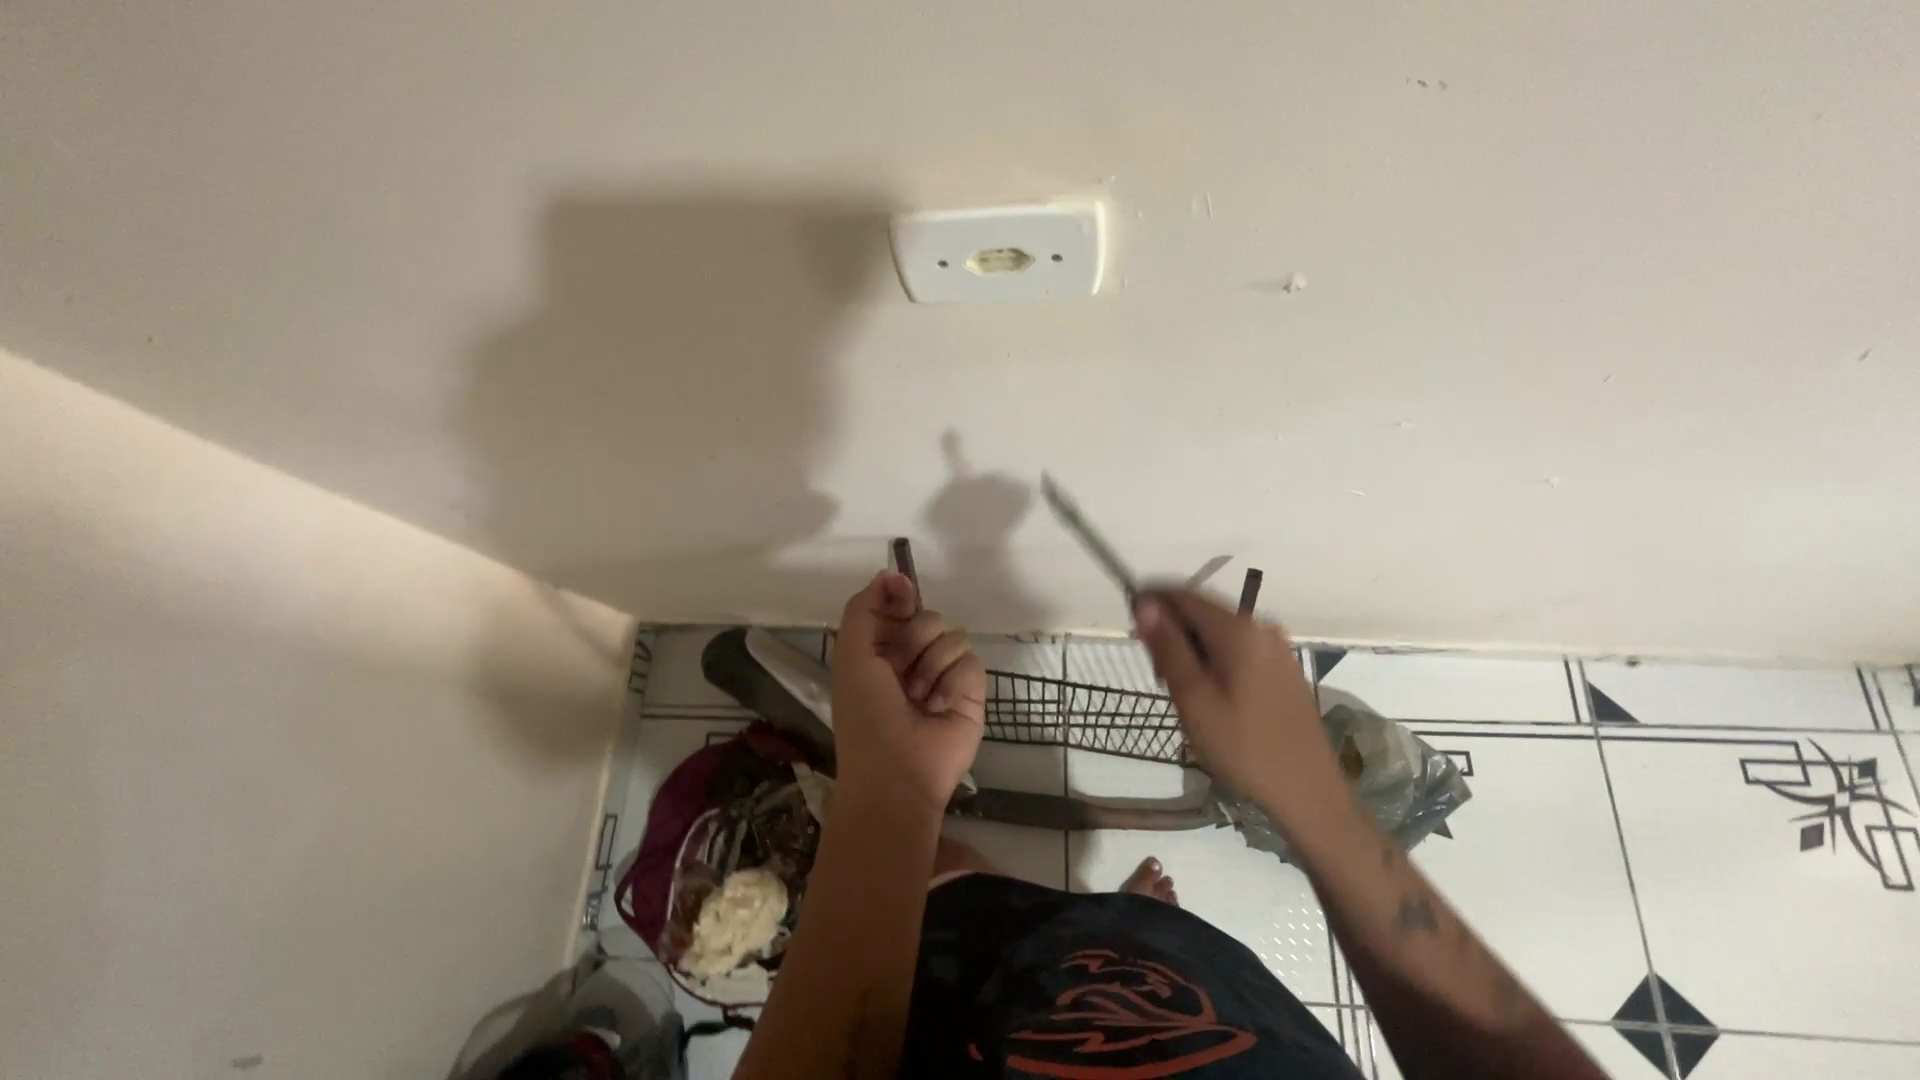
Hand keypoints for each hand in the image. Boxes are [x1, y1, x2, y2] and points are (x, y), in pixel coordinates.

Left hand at [830, 571, 986, 815]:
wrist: (897, 771)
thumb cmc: (866, 714)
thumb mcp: (851, 656)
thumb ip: (864, 608)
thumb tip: (891, 573)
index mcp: (880, 649)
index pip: (899, 606)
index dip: (901, 598)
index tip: (902, 598)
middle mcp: (913, 658)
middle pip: (929, 616)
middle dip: (915, 639)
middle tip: (901, 671)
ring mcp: (944, 674)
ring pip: (953, 635)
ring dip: (932, 665)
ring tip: (919, 697)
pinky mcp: (971, 691)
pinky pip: (972, 661)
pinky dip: (952, 682)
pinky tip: (939, 706)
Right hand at [1133, 589, 1345, 825]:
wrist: (1307, 792)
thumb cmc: (1243, 747)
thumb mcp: (1193, 698)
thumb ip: (1167, 647)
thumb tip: (1144, 603)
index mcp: (1238, 629)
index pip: (1182, 594)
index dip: (1150, 603)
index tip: (1129, 628)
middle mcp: (1261, 627)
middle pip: (1201, 612)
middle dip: (1171, 632)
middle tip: (1157, 677)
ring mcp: (1277, 648)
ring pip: (1218, 633)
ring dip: (1191, 650)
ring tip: (1181, 694)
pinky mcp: (1283, 669)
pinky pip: (1237, 650)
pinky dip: (1213, 661)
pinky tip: (1209, 697)